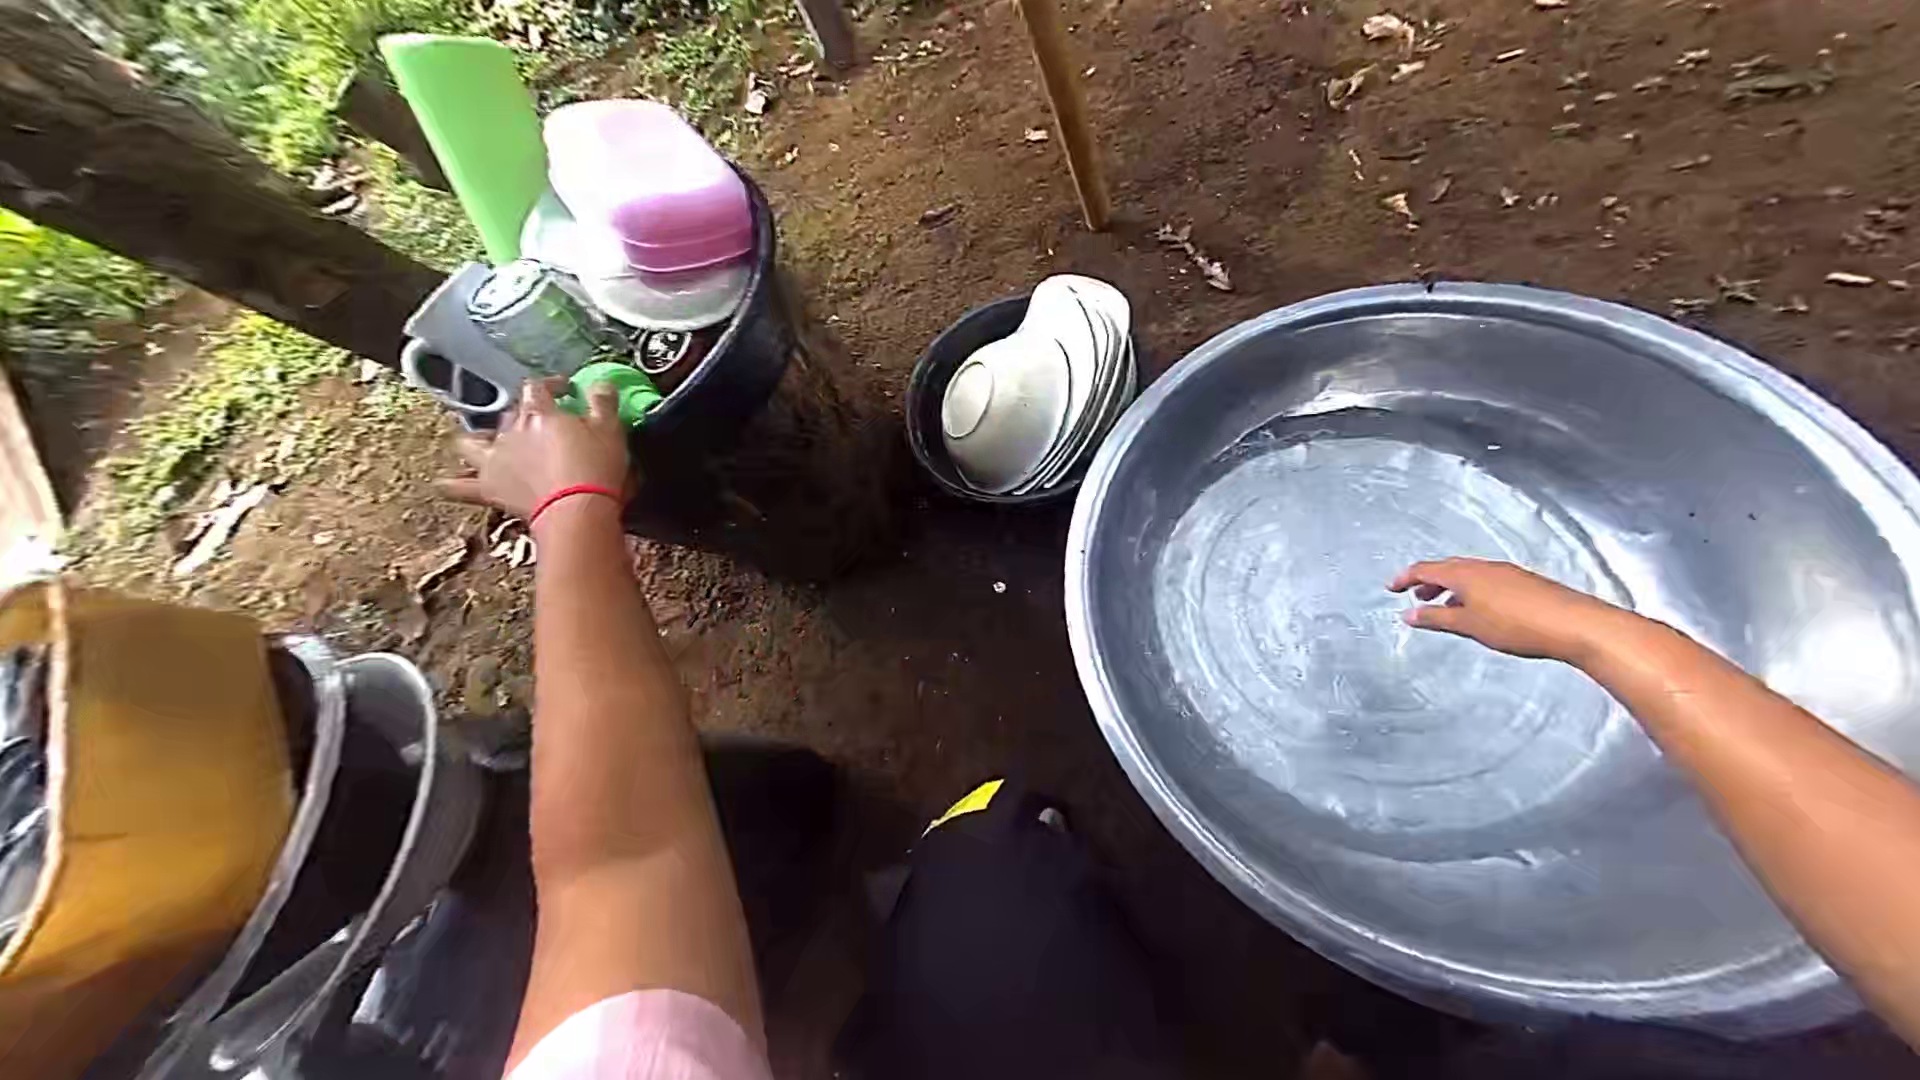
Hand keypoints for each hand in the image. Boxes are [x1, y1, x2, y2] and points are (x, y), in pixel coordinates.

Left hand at [436, 377, 630, 519]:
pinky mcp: (490, 488)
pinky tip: (446, 482)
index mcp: (540, 414)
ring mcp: (495, 459)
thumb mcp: (611, 430)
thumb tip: (601, 384)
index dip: (550, 384)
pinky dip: (452, 483)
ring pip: (473, 442)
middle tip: (547, 425)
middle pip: (512, 414)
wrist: (577, 510)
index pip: (537, 387)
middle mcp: (511, 431)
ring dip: (479, 440)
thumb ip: (603, 403)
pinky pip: (458, 486)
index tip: (565, 390)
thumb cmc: (597, 468)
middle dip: (527, 415)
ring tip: (489, 443)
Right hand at [1387, 557, 1624, 662]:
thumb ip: (1435, 619)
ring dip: (1451, 587)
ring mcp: (1508, 573)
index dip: (1405, 578)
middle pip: (1447, 568)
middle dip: (1428, 581)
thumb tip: (1408, 615)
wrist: (1580, 626)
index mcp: (1464, 574)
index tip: (1391, 588)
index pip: (1424, 569)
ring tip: (1446, 606)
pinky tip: (1478, 610)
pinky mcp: (1527, 583)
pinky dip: (1472, 591)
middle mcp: (1484, 567)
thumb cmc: (1516, 625)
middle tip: (1417, 597)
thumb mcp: (1468, 625)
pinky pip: (1488, 581)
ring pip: (1469, 575)